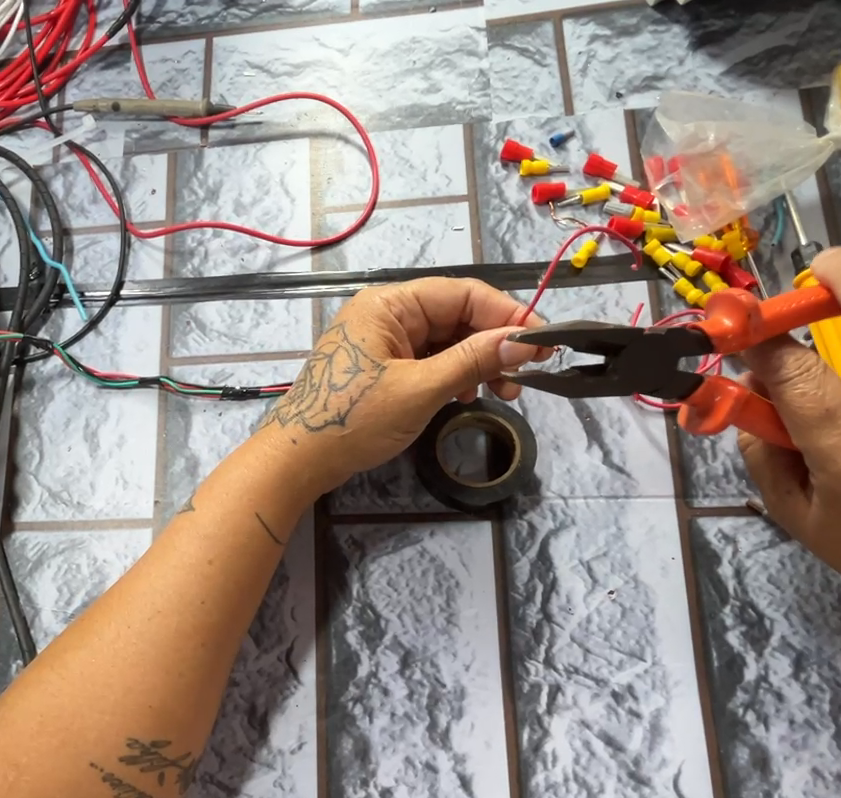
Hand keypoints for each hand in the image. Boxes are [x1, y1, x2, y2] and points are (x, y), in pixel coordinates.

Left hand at [251, 278, 543, 497]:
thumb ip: (472, 361)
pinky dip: (452, 377)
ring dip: (476, 364)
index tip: (542, 341)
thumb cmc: (353, 420)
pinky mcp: (381, 370)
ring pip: (444, 342)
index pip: (462, 294)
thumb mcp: (419, 390)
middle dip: (492, 344)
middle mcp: (385, 315)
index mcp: (388, 304)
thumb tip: (524, 341)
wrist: (298, 461)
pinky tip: (466, 397)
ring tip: (502, 393)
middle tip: (525, 376)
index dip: (506, 315)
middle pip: (455, 317)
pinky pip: (427, 362)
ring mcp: (382, 343)